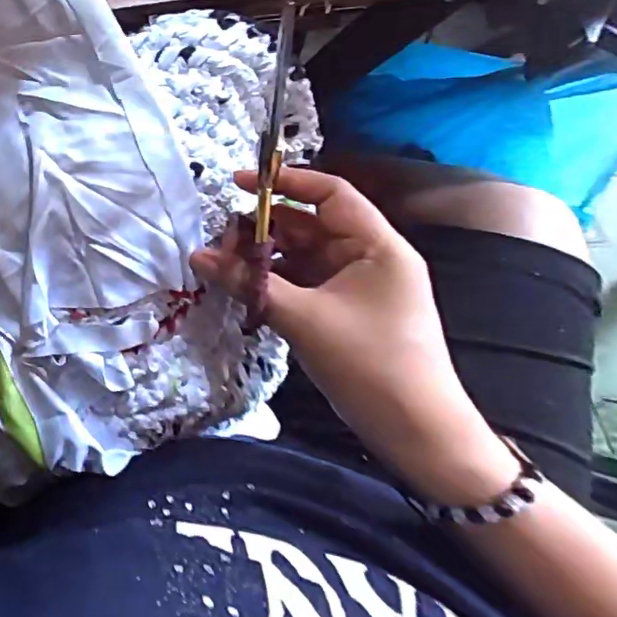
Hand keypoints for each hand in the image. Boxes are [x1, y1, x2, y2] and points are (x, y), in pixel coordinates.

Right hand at [190, 167, 519, 504]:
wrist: (419, 435)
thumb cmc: (372, 365)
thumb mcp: (303, 318)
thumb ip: (248, 283)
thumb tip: (197, 256)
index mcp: (377, 246)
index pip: (330, 193)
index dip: (285, 181)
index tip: (238, 182)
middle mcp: (368, 257)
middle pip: (307, 223)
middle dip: (262, 227)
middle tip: (221, 239)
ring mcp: (355, 284)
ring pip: (300, 252)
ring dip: (262, 255)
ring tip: (224, 264)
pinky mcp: (343, 308)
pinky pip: (301, 279)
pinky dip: (272, 279)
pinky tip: (243, 286)